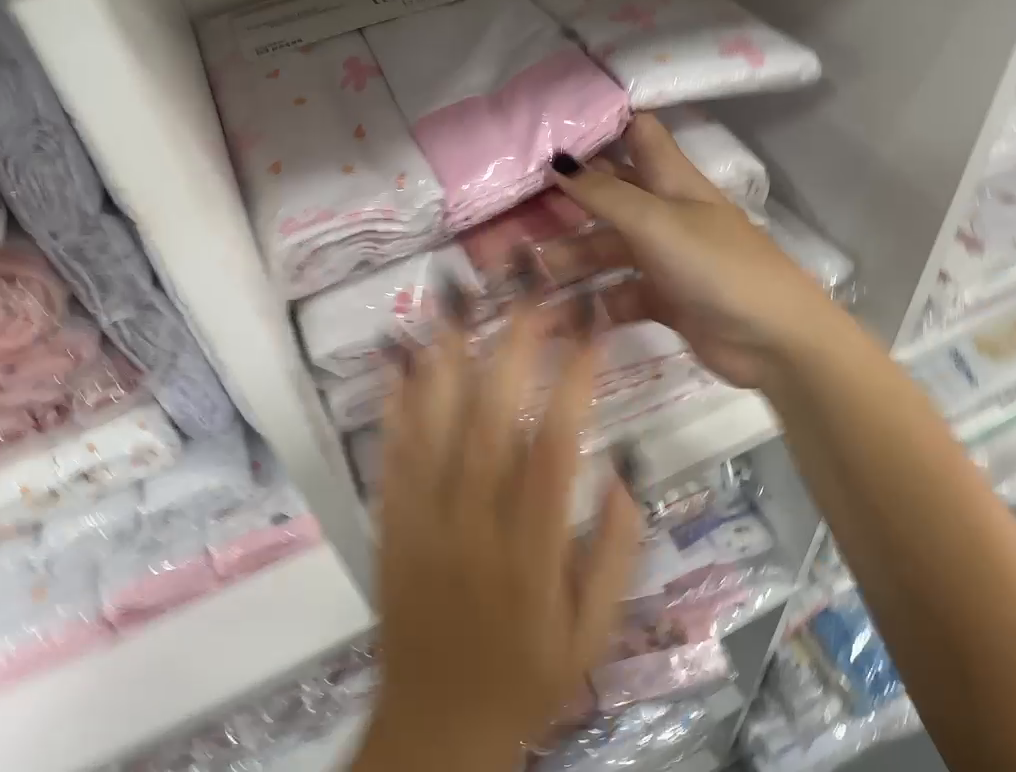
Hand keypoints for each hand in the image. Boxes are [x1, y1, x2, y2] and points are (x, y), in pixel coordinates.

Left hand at [356, 300, 642, 771]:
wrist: (438, 726)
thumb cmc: (528, 676)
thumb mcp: (594, 629)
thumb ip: (613, 549)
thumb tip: (625, 467)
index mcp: (532, 546)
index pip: (555, 444)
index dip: (575, 378)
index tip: (590, 326)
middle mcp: (474, 522)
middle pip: (492, 419)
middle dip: (512, 346)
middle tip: (527, 290)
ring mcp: (423, 520)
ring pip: (434, 426)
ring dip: (446, 357)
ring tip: (455, 299)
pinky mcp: (390, 526)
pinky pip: (390, 458)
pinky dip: (394, 406)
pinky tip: (398, 360)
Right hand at [551, 113, 842, 389]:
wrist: (775, 341)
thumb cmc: (718, 267)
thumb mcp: (658, 223)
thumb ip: (605, 194)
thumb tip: (557, 160)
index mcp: (672, 181)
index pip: (636, 134)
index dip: (599, 126)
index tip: (546, 129)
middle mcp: (665, 214)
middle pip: (607, 197)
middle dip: (564, 204)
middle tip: (508, 214)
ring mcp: (664, 259)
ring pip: (605, 250)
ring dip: (568, 261)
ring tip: (525, 278)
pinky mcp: (662, 300)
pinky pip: (614, 295)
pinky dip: (588, 305)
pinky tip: (555, 318)